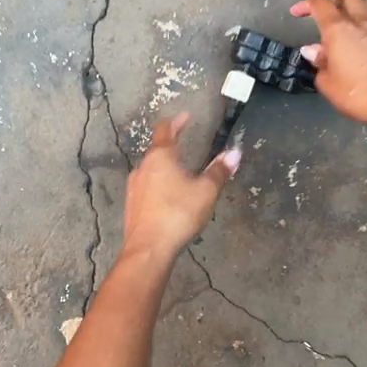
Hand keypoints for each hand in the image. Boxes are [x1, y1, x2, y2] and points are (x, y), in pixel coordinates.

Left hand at [120, 112, 238, 265]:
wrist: (148, 249)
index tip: (186, 117)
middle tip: (185, 142)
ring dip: (165, 166)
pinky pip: (147, 186)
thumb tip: (235, 153)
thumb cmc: (178, 214)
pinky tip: (168, 195)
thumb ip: (219, 171)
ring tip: (180, 171)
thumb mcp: (205, 191)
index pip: (165, 130)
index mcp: (160, 157)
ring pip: (151, 169)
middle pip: (157, 149)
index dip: (177, 122)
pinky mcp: (132, 205)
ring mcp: (134, 186)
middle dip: (172, 145)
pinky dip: (159, 183)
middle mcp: (143, 167)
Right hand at [290, 0, 366, 128]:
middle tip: (325, 15)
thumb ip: (318, 61)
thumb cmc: (356, 94)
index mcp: (338, 29)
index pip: (320, 2)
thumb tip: (313, 50)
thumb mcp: (327, 83)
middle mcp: (361, 21)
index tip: (297, 13)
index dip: (305, 3)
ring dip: (357, 7)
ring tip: (351, 21)